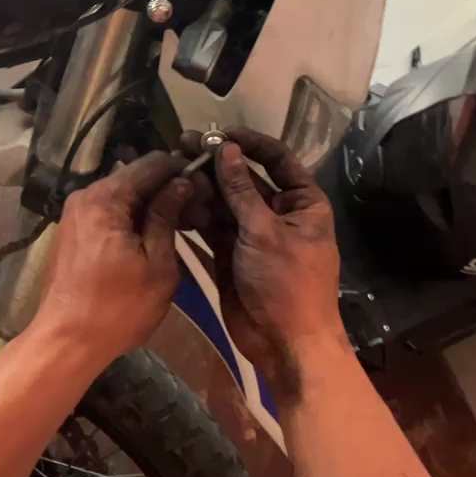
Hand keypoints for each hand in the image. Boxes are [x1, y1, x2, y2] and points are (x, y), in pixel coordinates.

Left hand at [32, 152, 191, 364]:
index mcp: (106, 197)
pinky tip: (154, 234)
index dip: (183, 170)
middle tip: (200, 211)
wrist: (66, 340)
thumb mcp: (157, 265)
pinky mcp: (74, 228)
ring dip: (151, 204)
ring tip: (183, 224)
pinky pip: (109, 210)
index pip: (152, 164)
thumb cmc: (118, 308)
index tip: (207, 186)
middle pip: (136, 177)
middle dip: (168, 188)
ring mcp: (76, 210)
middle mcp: (86, 194)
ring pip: (123, 194)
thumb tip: (182, 183)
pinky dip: (132, 216)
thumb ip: (166, 217)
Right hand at [184, 128, 344, 391]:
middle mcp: (278, 211)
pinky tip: (174, 195)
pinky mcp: (231, 250)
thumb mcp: (264, 232)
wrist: (285, 344)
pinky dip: (195, 209)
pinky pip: (212, 222)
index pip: (277, 159)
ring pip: (224, 199)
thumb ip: (241, 189)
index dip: (250, 142)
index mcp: (302, 203)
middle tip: (184, 142)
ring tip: (173, 165)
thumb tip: (226, 149)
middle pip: (245, 177)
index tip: (220, 132)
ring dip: (202, 183)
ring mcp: (253, 231)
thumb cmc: (288, 283)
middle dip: (216, 161)